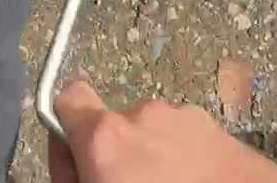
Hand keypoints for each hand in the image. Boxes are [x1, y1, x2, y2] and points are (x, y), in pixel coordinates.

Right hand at [46, 81, 276, 182]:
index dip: (63, 140)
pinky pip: (181, 140)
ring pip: (148, 137)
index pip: (65, 101)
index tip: (76, 174)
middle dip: (111, 164)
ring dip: (149, 164)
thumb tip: (80, 171)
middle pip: (109, 129)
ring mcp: (180, 116)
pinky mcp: (213, 125)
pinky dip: (180, 163)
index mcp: (105, 138)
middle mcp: (140, 114)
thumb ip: (81, 178)